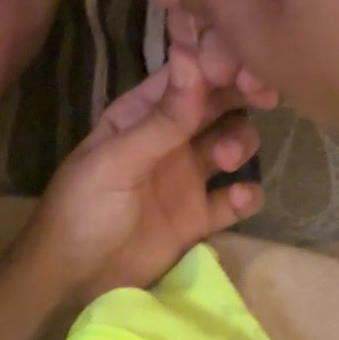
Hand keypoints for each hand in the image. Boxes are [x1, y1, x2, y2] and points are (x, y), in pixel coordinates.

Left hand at [23, 48, 263, 301]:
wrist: (74, 278)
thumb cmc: (83, 209)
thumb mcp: (117, 160)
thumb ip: (161, 120)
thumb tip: (196, 61)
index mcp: (143, 114)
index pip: (188, 76)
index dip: (218, 64)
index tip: (245, 64)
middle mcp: (171, 140)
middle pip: (219, 105)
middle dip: (242, 96)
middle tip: (264, 97)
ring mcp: (187, 179)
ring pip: (234, 145)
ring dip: (240, 144)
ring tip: (225, 161)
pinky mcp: (199, 220)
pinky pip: (235, 200)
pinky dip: (246, 195)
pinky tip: (237, 198)